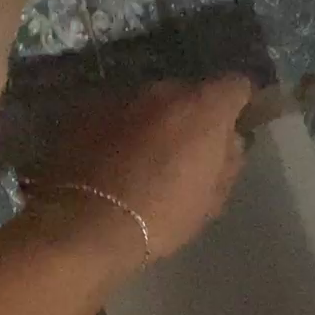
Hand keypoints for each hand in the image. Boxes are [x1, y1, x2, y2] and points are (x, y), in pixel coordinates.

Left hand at [37, 76, 252, 263]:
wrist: (83, 228)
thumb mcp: (209, 200)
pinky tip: (103, 161)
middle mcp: (160, 92)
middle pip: (183, 94)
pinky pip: (108, 117)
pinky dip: (111, 131)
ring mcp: (116, 99)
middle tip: (175, 152)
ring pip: (142, 105)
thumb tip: (228, 141)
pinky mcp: (80, 114)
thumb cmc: (157, 220)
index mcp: (202, 107)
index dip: (234, 106)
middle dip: (184, 116)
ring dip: (145, 123)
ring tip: (134, 159)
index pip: (234, 86)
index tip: (228, 127)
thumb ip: (227, 161)